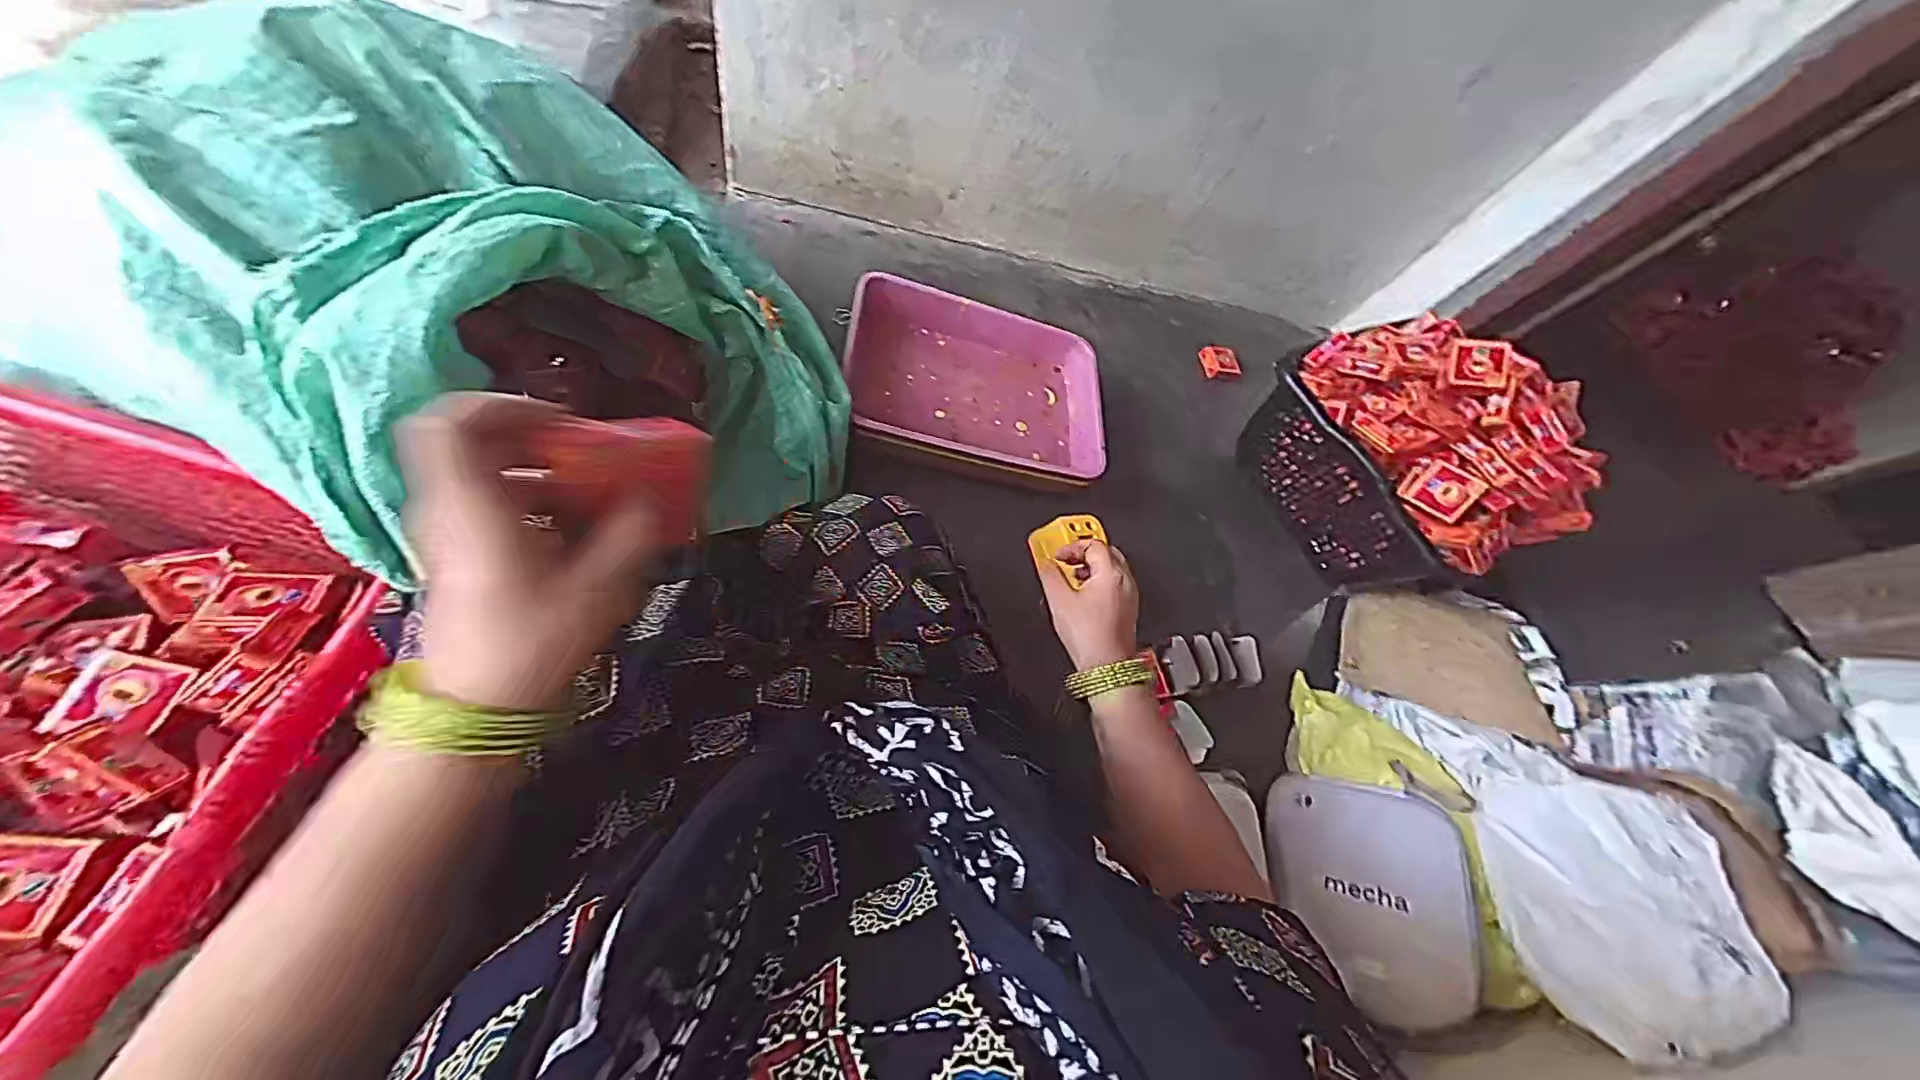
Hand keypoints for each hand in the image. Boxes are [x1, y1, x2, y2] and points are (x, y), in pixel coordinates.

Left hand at [397, 392, 660, 710]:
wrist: (477, 705)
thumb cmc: (532, 642)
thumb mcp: (598, 587)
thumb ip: (629, 534)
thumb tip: (648, 499)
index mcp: (473, 507)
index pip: (452, 421)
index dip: (504, 405)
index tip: (559, 419)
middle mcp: (449, 509)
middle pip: (474, 441)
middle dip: (536, 438)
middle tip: (586, 452)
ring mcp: (448, 531)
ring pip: (484, 472)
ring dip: (538, 470)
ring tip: (588, 491)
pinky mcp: (459, 552)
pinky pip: (490, 501)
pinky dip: (530, 498)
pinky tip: (570, 527)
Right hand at [1037, 539, 1140, 670]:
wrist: (1106, 666)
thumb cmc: (1090, 638)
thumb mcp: (1059, 601)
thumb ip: (1049, 575)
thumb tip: (1044, 564)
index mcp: (1111, 574)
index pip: (1094, 544)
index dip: (1072, 546)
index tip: (1058, 554)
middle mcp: (1125, 582)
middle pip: (1105, 553)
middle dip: (1083, 554)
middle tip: (1065, 560)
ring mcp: (1129, 596)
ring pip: (1111, 569)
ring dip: (1091, 568)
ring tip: (1072, 578)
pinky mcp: (1128, 609)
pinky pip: (1114, 585)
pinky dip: (1098, 582)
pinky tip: (1083, 595)